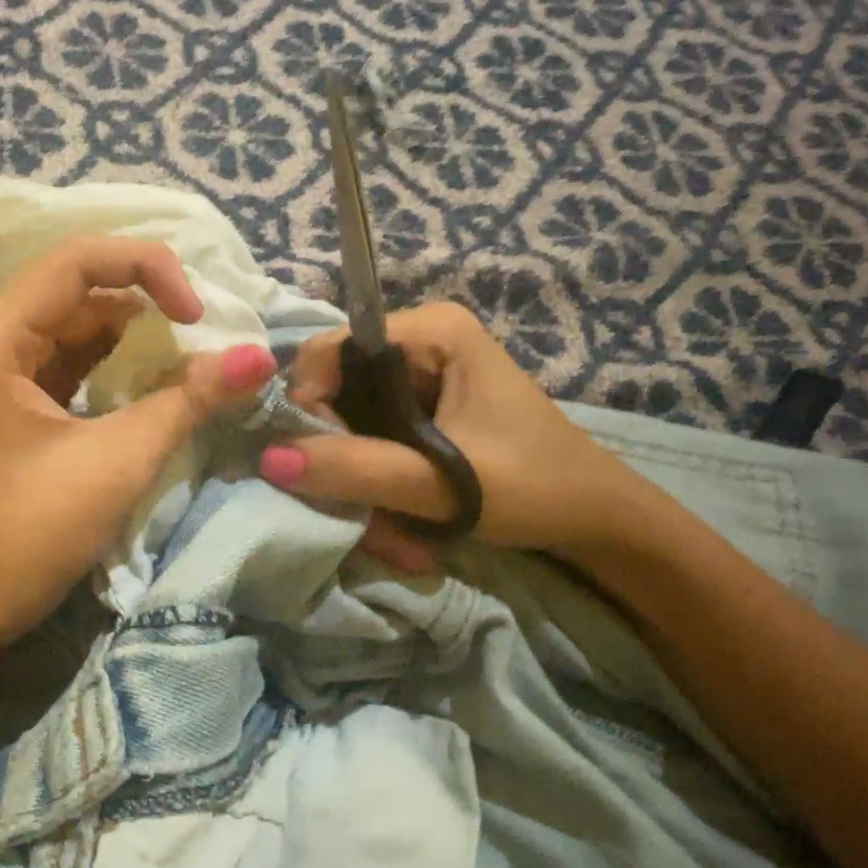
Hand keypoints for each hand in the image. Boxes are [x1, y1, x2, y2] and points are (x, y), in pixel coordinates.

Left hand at [0, 237, 276, 644]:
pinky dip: (114, 370)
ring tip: (193, 358)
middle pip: (77, 292)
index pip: (75, 260)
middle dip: (146, 305)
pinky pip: (69, 367)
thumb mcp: (116, 460)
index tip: (194, 314)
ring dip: (134, 341)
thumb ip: (187, 400)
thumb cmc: (31, 529)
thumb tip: (258, 357)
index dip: (146, 267)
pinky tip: (157, 386)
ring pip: (76, 331)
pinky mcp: (11, 408)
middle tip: (205, 336)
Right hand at [259, 302, 657, 571]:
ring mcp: (416, 378)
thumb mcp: (445, 483)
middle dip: (339, 461)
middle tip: (358, 518)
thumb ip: (360, 469)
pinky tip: (399, 525)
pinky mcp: (416, 412)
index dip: (308, 406)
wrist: (597, 523)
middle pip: (333, 392)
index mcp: (431, 330)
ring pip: (346, 425)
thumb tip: (269, 460)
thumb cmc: (536, 489)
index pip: (329, 351)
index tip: (314, 467)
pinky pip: (366, 441)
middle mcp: (417, 342)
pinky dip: (373, 486)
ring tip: (393, 537)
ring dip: (357, 485)